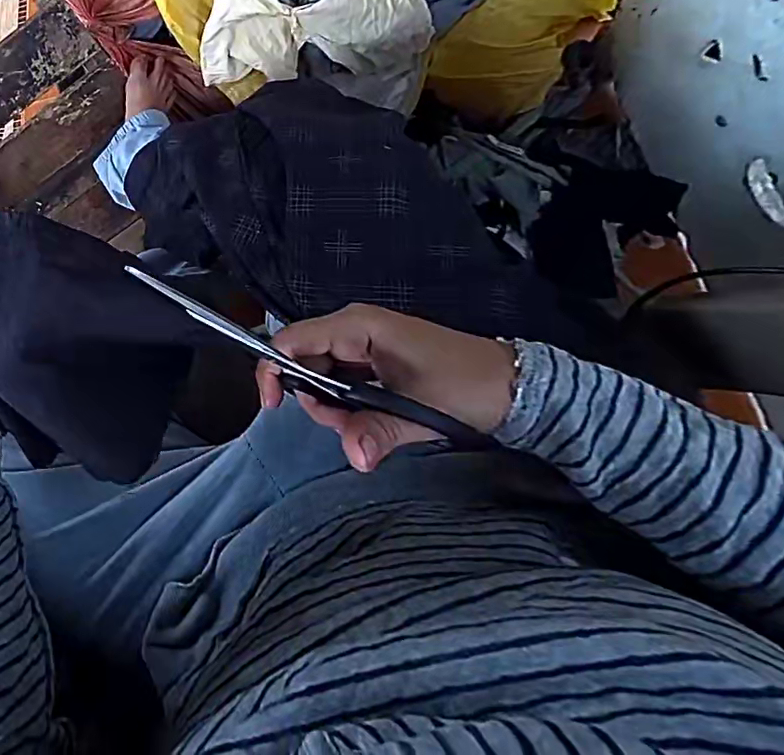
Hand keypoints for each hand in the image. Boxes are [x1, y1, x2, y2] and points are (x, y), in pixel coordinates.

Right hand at [124, 57, 175, 118]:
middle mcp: (164, 83)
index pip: (158, 61)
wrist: (143, 120)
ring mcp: (166, 95)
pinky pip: (171, 96)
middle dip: (162, 66)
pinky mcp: (166, 106)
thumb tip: (141, 58)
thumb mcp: (134, 79)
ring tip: (162, 76)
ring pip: (169, 82)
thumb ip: (138, 66)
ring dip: (166, 78)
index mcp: (156, 75)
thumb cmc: (137, 100)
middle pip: (166, 71)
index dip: (152, 58)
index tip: (146, 59)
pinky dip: (170, 92)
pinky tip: (167, 92)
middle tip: (157, 64)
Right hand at [256, 304, 517, 472]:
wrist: (509, 384)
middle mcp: (354, 329)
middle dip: (314, 398)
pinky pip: (340, 380)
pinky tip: (372, 417)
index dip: (274, 369)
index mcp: (359, 325)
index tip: (274, 406)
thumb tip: (353, 458)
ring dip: (332, 406)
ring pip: (320, 374)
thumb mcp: (422, 409)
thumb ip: (379, 429)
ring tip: (368, 422)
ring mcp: (363, 344)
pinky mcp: (372, 361)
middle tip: (347, 424)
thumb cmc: (466, 383)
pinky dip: (346, 404)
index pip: (293, 339)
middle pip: (303, 360)